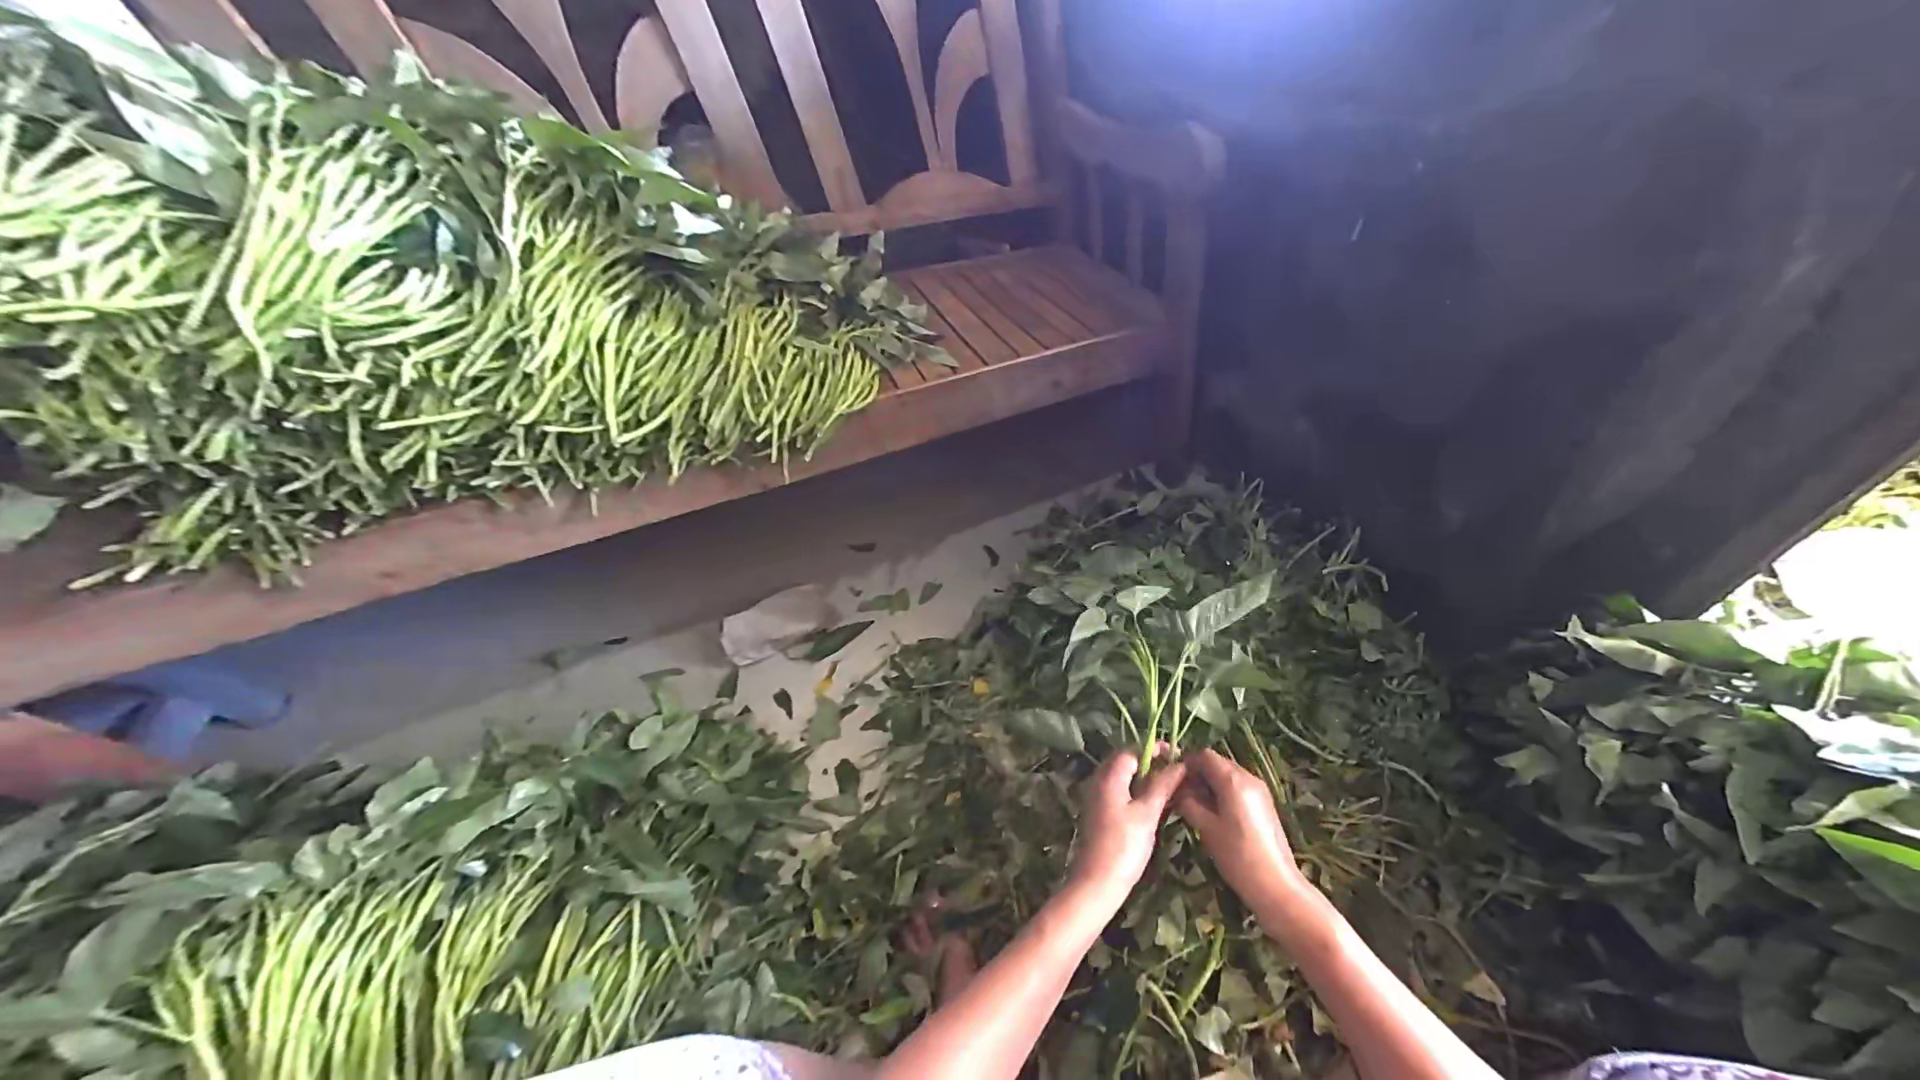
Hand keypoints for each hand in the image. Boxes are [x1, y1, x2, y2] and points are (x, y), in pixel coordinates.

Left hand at [1067, 749, 1185, 903]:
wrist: (1097, 882)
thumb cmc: (1124, 846)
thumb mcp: (1147, 814)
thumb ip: (1162, 786)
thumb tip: (1179, 765)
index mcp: (1108, 776)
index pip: (1132, 751)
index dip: (1154, 750)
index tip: (1177, 755)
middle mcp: (1098, 781)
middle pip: (1126, 762)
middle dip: (1151, 763)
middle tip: (1176, 770)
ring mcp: (1096, 797)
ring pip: (1123, 778)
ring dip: (1145, 778)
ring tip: (1170, 786)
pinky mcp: (1099, 812)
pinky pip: (1119, 792)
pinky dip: (1136, 791)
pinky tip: (1154, 804)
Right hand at [1174, 749, 1316, 925]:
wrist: (1276, 886)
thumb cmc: (1237, 855)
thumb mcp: (1205, 827)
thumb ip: (1188, 801)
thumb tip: (1176, 788)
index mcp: (1233, 780)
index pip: (1204, 755)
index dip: (1186, 763)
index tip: (1171, 779)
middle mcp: (1249, 778)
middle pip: (1217, 763)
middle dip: (1197, 774)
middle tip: (1180, 793)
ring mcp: (1259, 791)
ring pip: (1227, 776)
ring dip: (1209, 784)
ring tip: (1194, 805)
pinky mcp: (1264, 804)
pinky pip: (1238, 788)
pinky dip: (1222, 793)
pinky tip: (1213, 813)